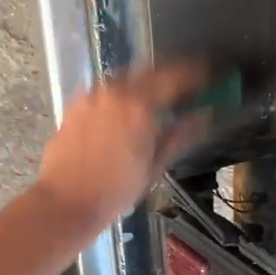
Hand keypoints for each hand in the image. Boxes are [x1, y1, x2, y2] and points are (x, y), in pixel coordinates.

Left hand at [32, 63, 209, 231]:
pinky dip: (119, 96)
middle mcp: (114, 91)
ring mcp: (91, 96)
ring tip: (154, 102)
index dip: (197, 72)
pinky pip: (104, 92)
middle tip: (185, 87)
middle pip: (149, 71)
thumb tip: (204, 115)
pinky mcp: (74, 106)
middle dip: (169, 76)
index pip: (177, 76)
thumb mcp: (154, 167)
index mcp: (139, 105)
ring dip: (143, 85)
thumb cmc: (114, 192)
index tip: (210, 72)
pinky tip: (122, 115)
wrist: (64, 202)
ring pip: (124, 79)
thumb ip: (180, 135)